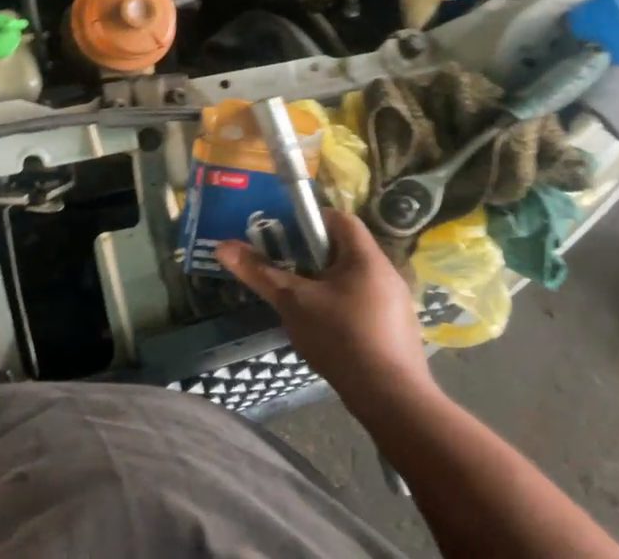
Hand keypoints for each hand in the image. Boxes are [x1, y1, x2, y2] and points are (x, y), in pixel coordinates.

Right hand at [215, 207, 433, 407]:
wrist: (392, 400)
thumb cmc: (341, 338)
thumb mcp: (292, 302)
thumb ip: (259, 272)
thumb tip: (222, 246)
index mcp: (366, 259)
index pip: (340, 219)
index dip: (310, 219)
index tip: (283, 234)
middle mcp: (387, 274)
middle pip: (345, 249)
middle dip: (311, 254)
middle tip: (282, 266)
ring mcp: (396, 304)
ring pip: (353, 279)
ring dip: (324, 282)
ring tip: (297, 298)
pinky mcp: (396, 330)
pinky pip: (364, 303)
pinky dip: (340, 305)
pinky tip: (323, 327)